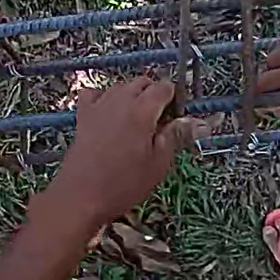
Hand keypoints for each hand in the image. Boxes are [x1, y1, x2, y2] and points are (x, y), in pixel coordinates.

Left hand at [45, 77, 201, 229]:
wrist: (81, 196)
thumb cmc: (124, 184)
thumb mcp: (158, 164)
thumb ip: (175, 136)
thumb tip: (198, 121)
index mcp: (142, 110)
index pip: (164, 88)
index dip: (174, 100)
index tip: (176, 118)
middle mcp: (120, 100)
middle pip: (142, 83)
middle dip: (154, 96)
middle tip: (158, 123)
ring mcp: (98, 105)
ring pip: (120, 87)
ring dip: (132, 97)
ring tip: (136, 123)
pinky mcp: (82, 115)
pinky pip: (95, 94)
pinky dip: (104, 99)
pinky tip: (109, 116)